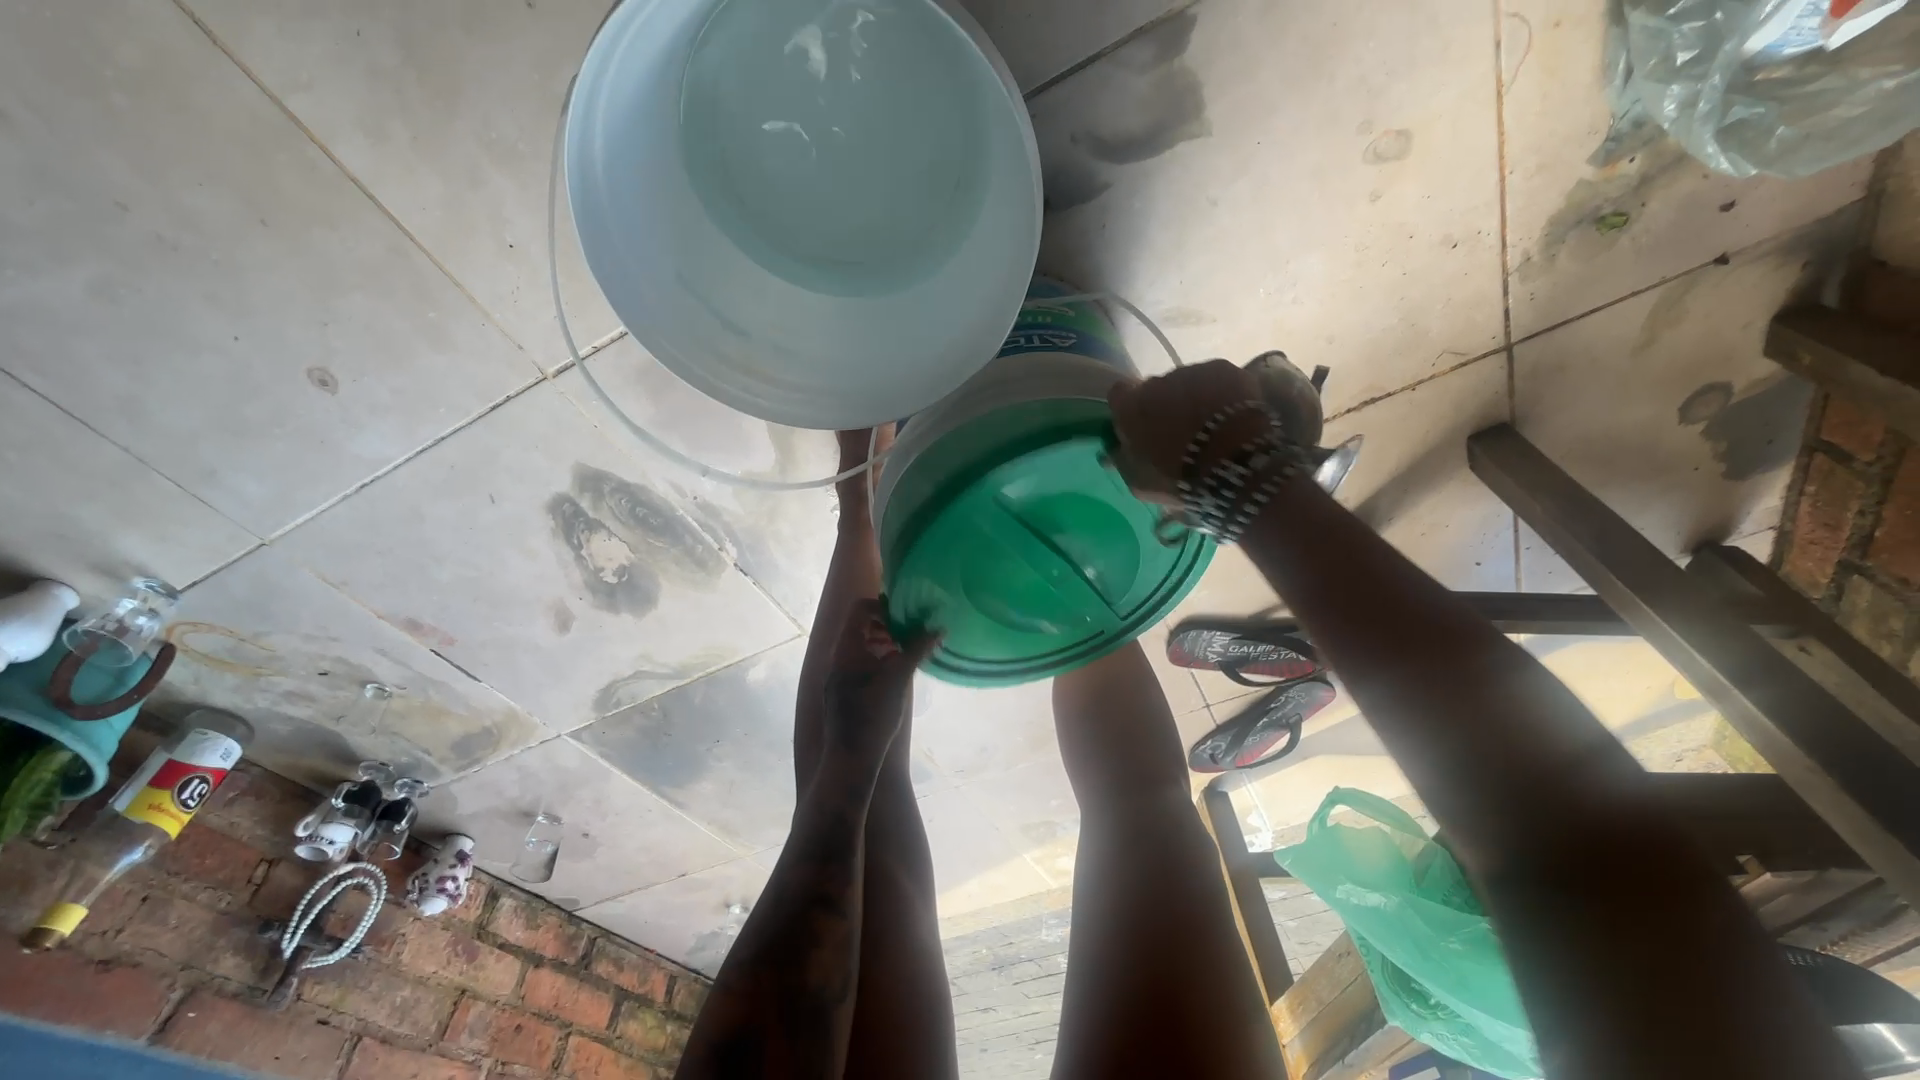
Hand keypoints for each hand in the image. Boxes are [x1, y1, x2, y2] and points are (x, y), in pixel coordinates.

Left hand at [821, 598, 939, 767]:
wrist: (850, 758)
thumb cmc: (874, 715)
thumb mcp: (899, 678)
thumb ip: (917, 650)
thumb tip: (939, 629)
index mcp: (847, 648)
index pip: (860, 608)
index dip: (884, 606)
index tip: (907, 617)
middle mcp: (837, 656)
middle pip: (860, 626)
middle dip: (887, 626)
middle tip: (910, 635)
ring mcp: (837, 674)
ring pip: (860, 646)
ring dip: (883, 644)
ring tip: (905, 655)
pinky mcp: (841, 690)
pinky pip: (858, 663)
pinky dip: (877, 660)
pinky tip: (894, 676)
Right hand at [1106, 360, 1269, 502]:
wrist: (1233, 462)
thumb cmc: (1179, 476)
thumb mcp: (1139, 482)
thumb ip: (1123, 460)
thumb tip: (1116, 451)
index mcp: (1130, 406)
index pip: (1119, 394)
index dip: (1129, 408)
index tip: (1140, 425)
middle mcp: (1157, 381)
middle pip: (1156, 389)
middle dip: (1166, 406)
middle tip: (1180, 433)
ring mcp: (1194, 372)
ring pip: (1189, 383)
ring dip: (1195, 399)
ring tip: (1212, 428)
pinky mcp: (1226, 370)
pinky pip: (1219, 381)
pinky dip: (1223, 394)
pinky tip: (1233, 417)